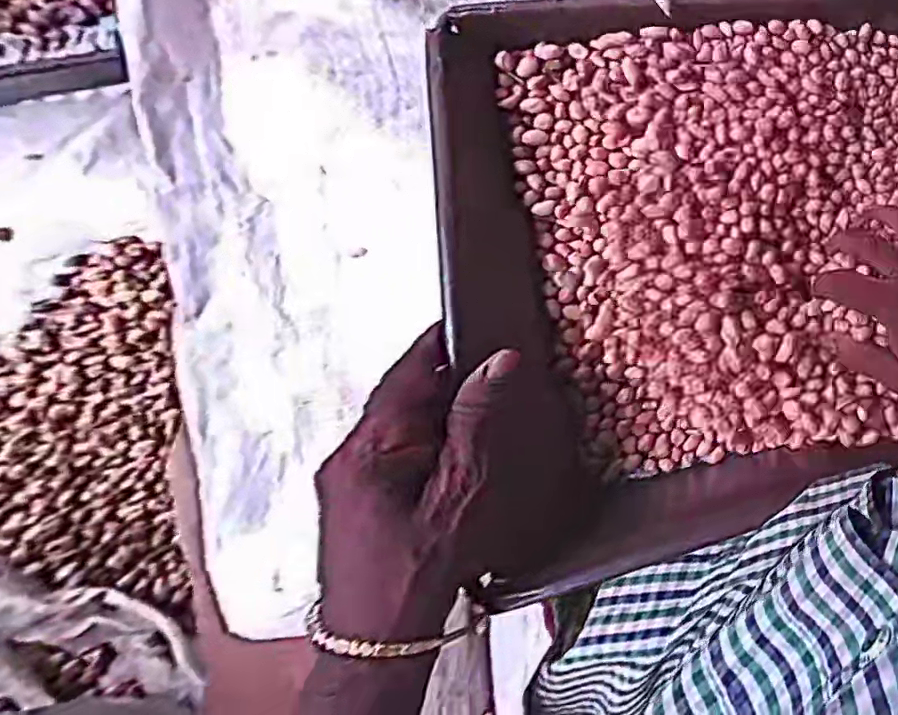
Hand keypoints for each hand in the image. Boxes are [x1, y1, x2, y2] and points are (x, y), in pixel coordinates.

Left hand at [313, 323, 591, 641]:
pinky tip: (465, 432)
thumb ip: (477, 419)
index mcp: (369, 448)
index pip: (407, 371)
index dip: (441, 338)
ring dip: (443, 399)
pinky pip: (400, 439)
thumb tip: (498, 361)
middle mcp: (349, 455)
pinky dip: (434, 425)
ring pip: (402, 415)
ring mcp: (350, 474)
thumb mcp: (461, 488)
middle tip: (496, 352)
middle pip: (403, 390)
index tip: (473, 311)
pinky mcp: (359, 490)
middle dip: (449, 368)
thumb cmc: (420, 565)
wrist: (378, 635)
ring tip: (489, 388)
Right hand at [812, 206, 897, 406]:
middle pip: (868, 243)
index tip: (819, 287)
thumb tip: (836, 340)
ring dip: (881, 215)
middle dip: (843, 239)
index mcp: (894, 305)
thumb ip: (864, 359)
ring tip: (867, 215)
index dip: (824, 283)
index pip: (844, 284)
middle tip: (834, 244)